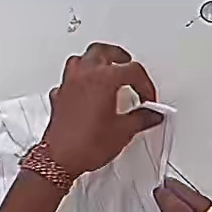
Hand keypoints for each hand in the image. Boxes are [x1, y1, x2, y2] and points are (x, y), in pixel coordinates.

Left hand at [42, 43, 163, 177]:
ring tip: (108, 69)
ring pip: (83, 59)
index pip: (132, 70)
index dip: (145, 84)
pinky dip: (82, 79)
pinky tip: (87, 89)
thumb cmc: (85, 144)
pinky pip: (71, 77)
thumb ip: (141, 118)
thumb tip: (151, 115)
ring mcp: (69, 83)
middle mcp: (84, 75)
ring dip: (98, 61)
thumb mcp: (123, 131)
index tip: (148, 98)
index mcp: (104, 79)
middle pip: (104, 52)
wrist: (60, 159)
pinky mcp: (60, 95)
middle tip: (129, 66)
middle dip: (120, 57)